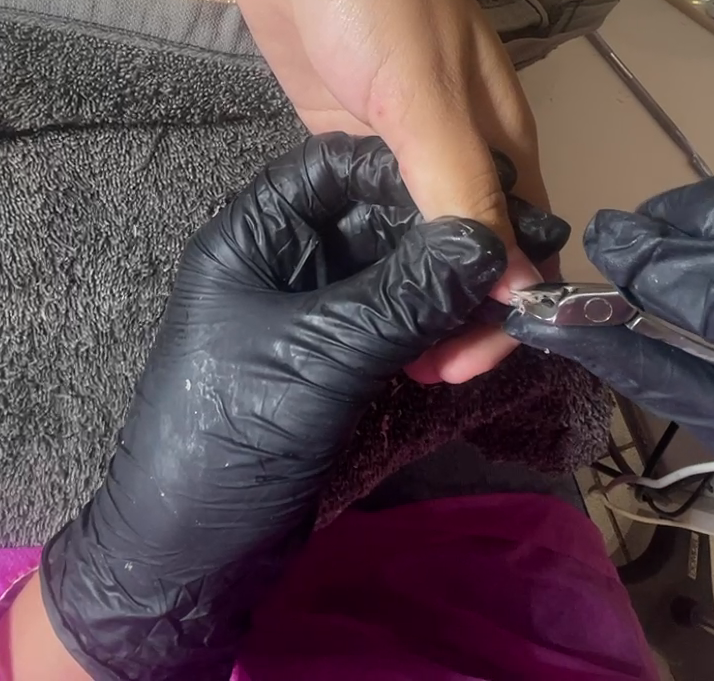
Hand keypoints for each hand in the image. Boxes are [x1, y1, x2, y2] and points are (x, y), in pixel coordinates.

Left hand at [40, 134, 568, 680]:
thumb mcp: (317, 359)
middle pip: (380, 216)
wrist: (194, 548)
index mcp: (257, 229)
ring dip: (449, 292)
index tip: (488, 201)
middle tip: (519, 276)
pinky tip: (470, 348)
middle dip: (444, 242)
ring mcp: (317, 300)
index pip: (340, 166)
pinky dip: (437, 325)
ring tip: (500, 326)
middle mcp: (289, 251)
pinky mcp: (341, 345)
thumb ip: (403, 297)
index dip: (413, 173)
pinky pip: (401, 312)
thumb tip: (492, 246)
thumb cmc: (229, 437)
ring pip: (399, 267)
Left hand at [229, 0, 552, 383]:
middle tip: (403, 370)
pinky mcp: (340, 130)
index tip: (456, 367)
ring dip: (399, 283)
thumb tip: (508, 287)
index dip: (501, 314)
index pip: (520, 249)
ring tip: (364, 343)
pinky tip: (331, 280)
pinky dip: (356, 242)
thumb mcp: (426, 93)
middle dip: (446, 311)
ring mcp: (392, 140)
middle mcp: (452, 147)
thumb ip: (463, 188)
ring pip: (410, 231)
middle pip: (465, 249)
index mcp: (496, 139)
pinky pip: (359, 201)